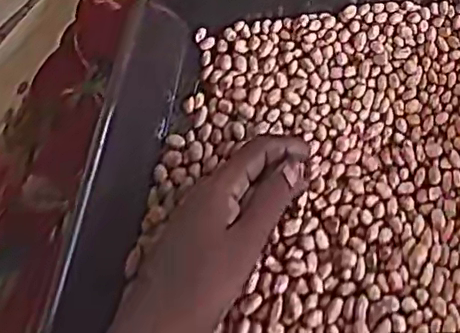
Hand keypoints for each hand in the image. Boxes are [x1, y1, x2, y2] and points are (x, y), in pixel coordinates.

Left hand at [109, 136, 310, 332]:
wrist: (147, 332)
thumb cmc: (199, 290)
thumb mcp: (245, 244)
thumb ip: (271, 201)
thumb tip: (296, 164)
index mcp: (217, 187)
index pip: (257, 148)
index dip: (286, 145)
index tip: (311, 151)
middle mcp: (203, 192)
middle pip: (245, 162)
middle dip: (277, 160)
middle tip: (305, 170)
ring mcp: (192, 214)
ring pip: (236, 184)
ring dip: (264, 181)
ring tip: (288, 191)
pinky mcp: (188, 235)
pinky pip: (226, 203)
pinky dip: (249, 201)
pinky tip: (257, 219)